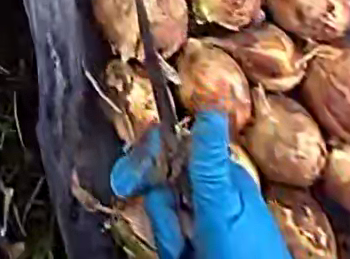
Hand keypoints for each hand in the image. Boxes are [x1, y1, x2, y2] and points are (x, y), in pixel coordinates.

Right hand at [109, 113, 289, 258]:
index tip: (126, 180)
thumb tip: (210, 105)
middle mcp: (212, 194)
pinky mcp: (198, 247)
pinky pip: (170, 237)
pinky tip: (185, 258)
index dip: (147, 158)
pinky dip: (172, 250)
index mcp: (223, 175)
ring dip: (168, 236)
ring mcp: (205, 223)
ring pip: (164, 213)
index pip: (173, 146)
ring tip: (188, 255)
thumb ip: (208, 160)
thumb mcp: (222, 207)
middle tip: (179, 242)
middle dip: (161, 211)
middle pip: (164, 181)